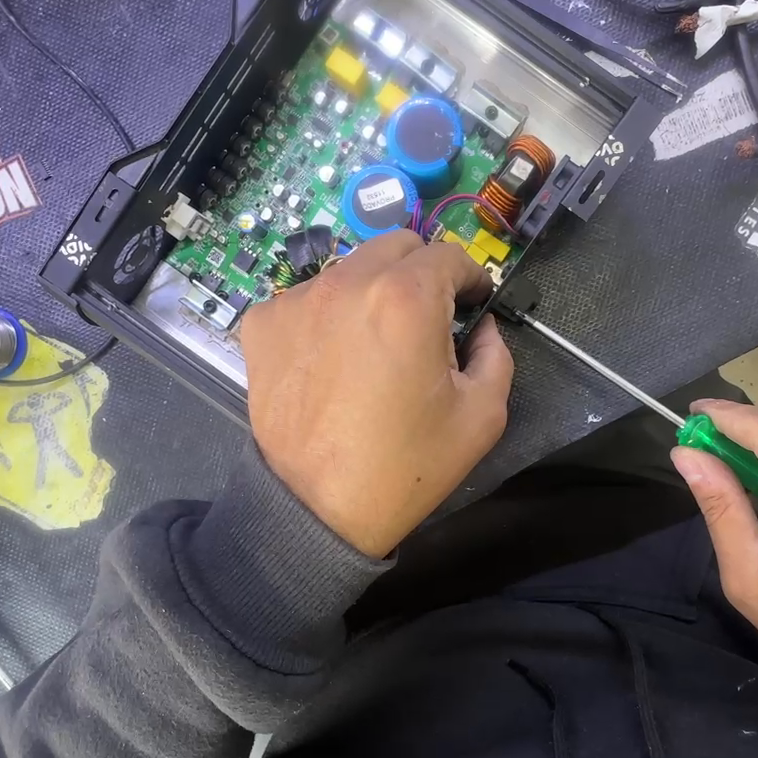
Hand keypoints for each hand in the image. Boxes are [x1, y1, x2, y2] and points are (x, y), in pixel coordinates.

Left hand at [241, 229, 512, 557]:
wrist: (316, 512)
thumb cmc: (406, 467)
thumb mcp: (482, 415)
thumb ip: (495, 353)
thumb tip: (478, 326)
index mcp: (406, 298)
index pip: (449, 255)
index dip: (469, 278)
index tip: (470, 304)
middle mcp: (347, 282)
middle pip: (396, 245)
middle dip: (421, 273)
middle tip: (425, 321)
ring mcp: (296, 300)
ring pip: (349, 268)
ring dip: (371, 291)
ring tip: (372, 345)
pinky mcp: (262, 324)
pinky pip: (306, 298)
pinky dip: (326, 316)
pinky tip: (330, 359)